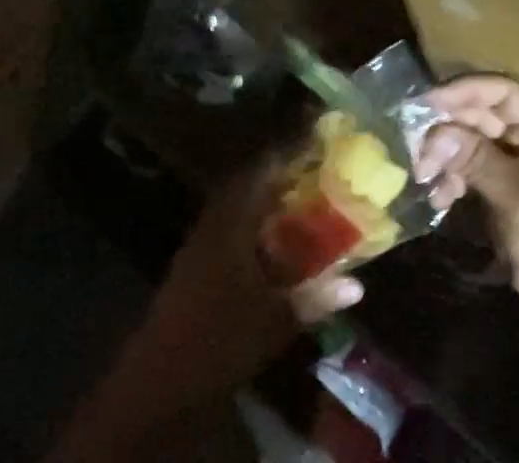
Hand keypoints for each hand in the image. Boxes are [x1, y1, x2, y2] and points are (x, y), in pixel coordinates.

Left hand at [45, 165, 361, 462]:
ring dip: (266, 200)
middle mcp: (212, 227)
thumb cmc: (218, 340)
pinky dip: (255, 228)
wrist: (160, 380)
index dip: (286, 152)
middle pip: (246, 186)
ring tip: (303, 198)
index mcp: (229, 226)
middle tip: (315, 168)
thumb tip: (358, 284)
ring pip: (236, 209)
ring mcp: (200, 248)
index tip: (315, 138)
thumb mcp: (274, 321)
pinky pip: (230, 232)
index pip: (259, 172)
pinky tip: (277, 244)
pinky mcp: (195, 269)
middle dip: (279, 173)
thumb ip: (315, 298)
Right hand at [415, 76, 518, 427]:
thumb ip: (477, 158)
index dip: (464, 90)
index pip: (504, 91)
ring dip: (445, 155)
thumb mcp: (518, 197)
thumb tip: (435, 129)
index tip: (425, 105)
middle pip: (482, 114)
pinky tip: (437, 199)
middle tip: (416, 152)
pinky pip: (469, 169)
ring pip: (470, 141)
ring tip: (424, 179)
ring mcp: (518, 165)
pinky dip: (451, 178)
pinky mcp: (503, 189)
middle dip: (448, 128)